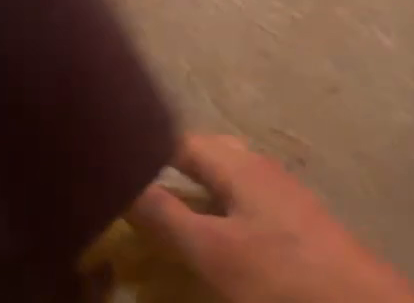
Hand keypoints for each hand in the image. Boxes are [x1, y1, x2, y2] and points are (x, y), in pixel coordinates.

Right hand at [128, 135, 413, 302]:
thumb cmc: (286, 277)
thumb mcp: (213, 252)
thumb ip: (163, 215)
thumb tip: (118, 180)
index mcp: (236, 163)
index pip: (173, 137)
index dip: (139, 145)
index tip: (109, 157)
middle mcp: (260, 169)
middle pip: (203, 154)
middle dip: (169, 163)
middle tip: (138, 184)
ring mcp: (286, 197)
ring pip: (228, 178)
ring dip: (197, 188)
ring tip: (172, 209)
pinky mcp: (304, 228)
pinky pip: (247, 202)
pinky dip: (222, 208)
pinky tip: (219, 233)